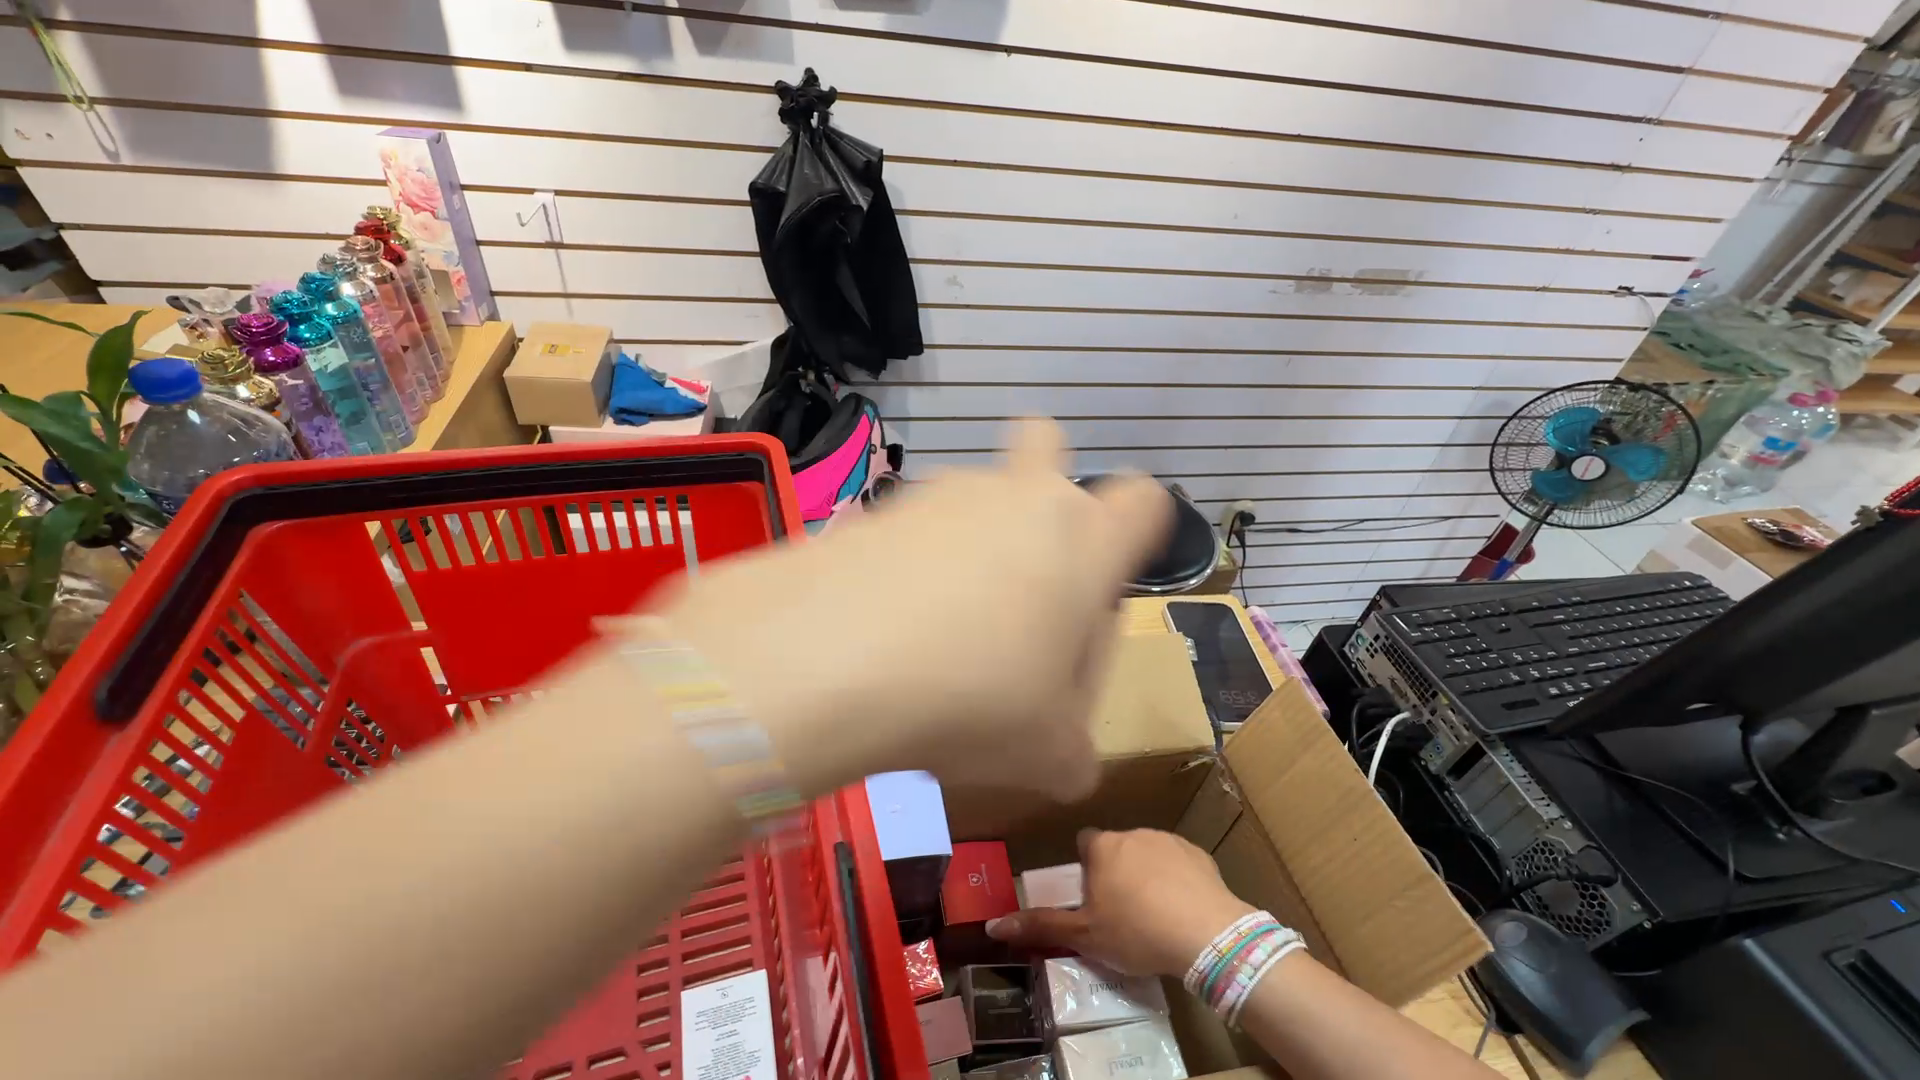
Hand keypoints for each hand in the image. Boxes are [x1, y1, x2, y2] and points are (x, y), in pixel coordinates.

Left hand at [660, 419, 1171, 801]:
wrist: (833, 658)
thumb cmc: (976, 699)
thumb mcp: (1049, 754)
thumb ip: (1074, 745)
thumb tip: (1064, 739)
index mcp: (1086, 542)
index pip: (1143, 501)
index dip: (1135, 532)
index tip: (1103, 582)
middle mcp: (1019, 497)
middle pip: (1048, 444)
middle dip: (1043, 485)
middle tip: (1024, 568)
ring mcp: (941, 492)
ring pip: (973, 493)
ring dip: (967, 539)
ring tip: (935, 627)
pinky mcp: (874, 507)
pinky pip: (908, 525)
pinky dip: (906, 562)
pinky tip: (883, 626)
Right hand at [986, 828, 1255, 977]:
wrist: (1205, 934)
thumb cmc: (1136, 932)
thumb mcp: (1084, 936)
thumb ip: (1040, 926)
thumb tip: (992, 925)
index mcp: (1102, 848)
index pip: (1084, 843)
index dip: (1086, 868)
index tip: (1093, 895)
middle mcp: (1133, 834)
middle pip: (1117, 848)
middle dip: (1117, 872)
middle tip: (1122, 913)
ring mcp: (1169, 841)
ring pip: (1149, 853)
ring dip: (1147, 874)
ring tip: (1155, 915)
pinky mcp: (1199, 854)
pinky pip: (1179, 863)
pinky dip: (1177, 880)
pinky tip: (1182, 910)